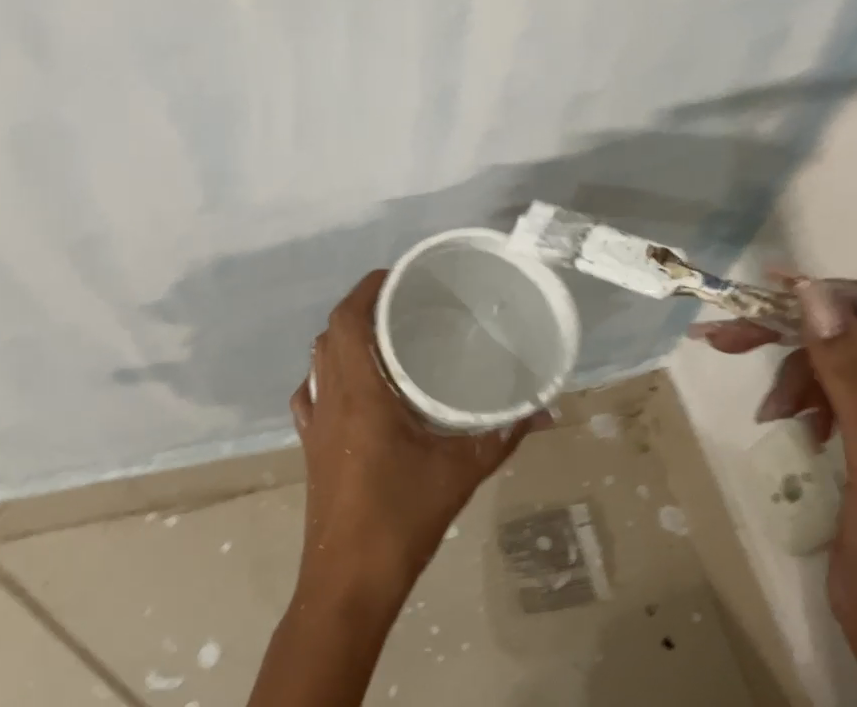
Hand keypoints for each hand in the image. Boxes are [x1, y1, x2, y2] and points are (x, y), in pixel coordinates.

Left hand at [288, 270, 538, 596]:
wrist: (348, 580)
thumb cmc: (401, 517)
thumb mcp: (461, 472)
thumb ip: (502, 435)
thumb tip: (546, 410)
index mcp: (358, 391)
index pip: (349, 318)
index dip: (368, 287)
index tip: (400, 276)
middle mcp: (329, 397)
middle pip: (332, 333)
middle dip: (361, 308)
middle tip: (403, 305)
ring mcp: (313, 423)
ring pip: (319, 361)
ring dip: (344, 339)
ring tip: (384, 339)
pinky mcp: (310, 446)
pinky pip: (311, 394)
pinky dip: (329, 376)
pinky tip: (356, 389)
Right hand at [698, 278, 856, 704]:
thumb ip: (853, 379)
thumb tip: (814, 294)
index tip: (790, 294)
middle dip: (805, 330)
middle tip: (734, 328)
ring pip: (841, 362)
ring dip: (796, 371)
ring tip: (768, 408)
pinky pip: (831, 396)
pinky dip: (801, 399)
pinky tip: (785, 422)